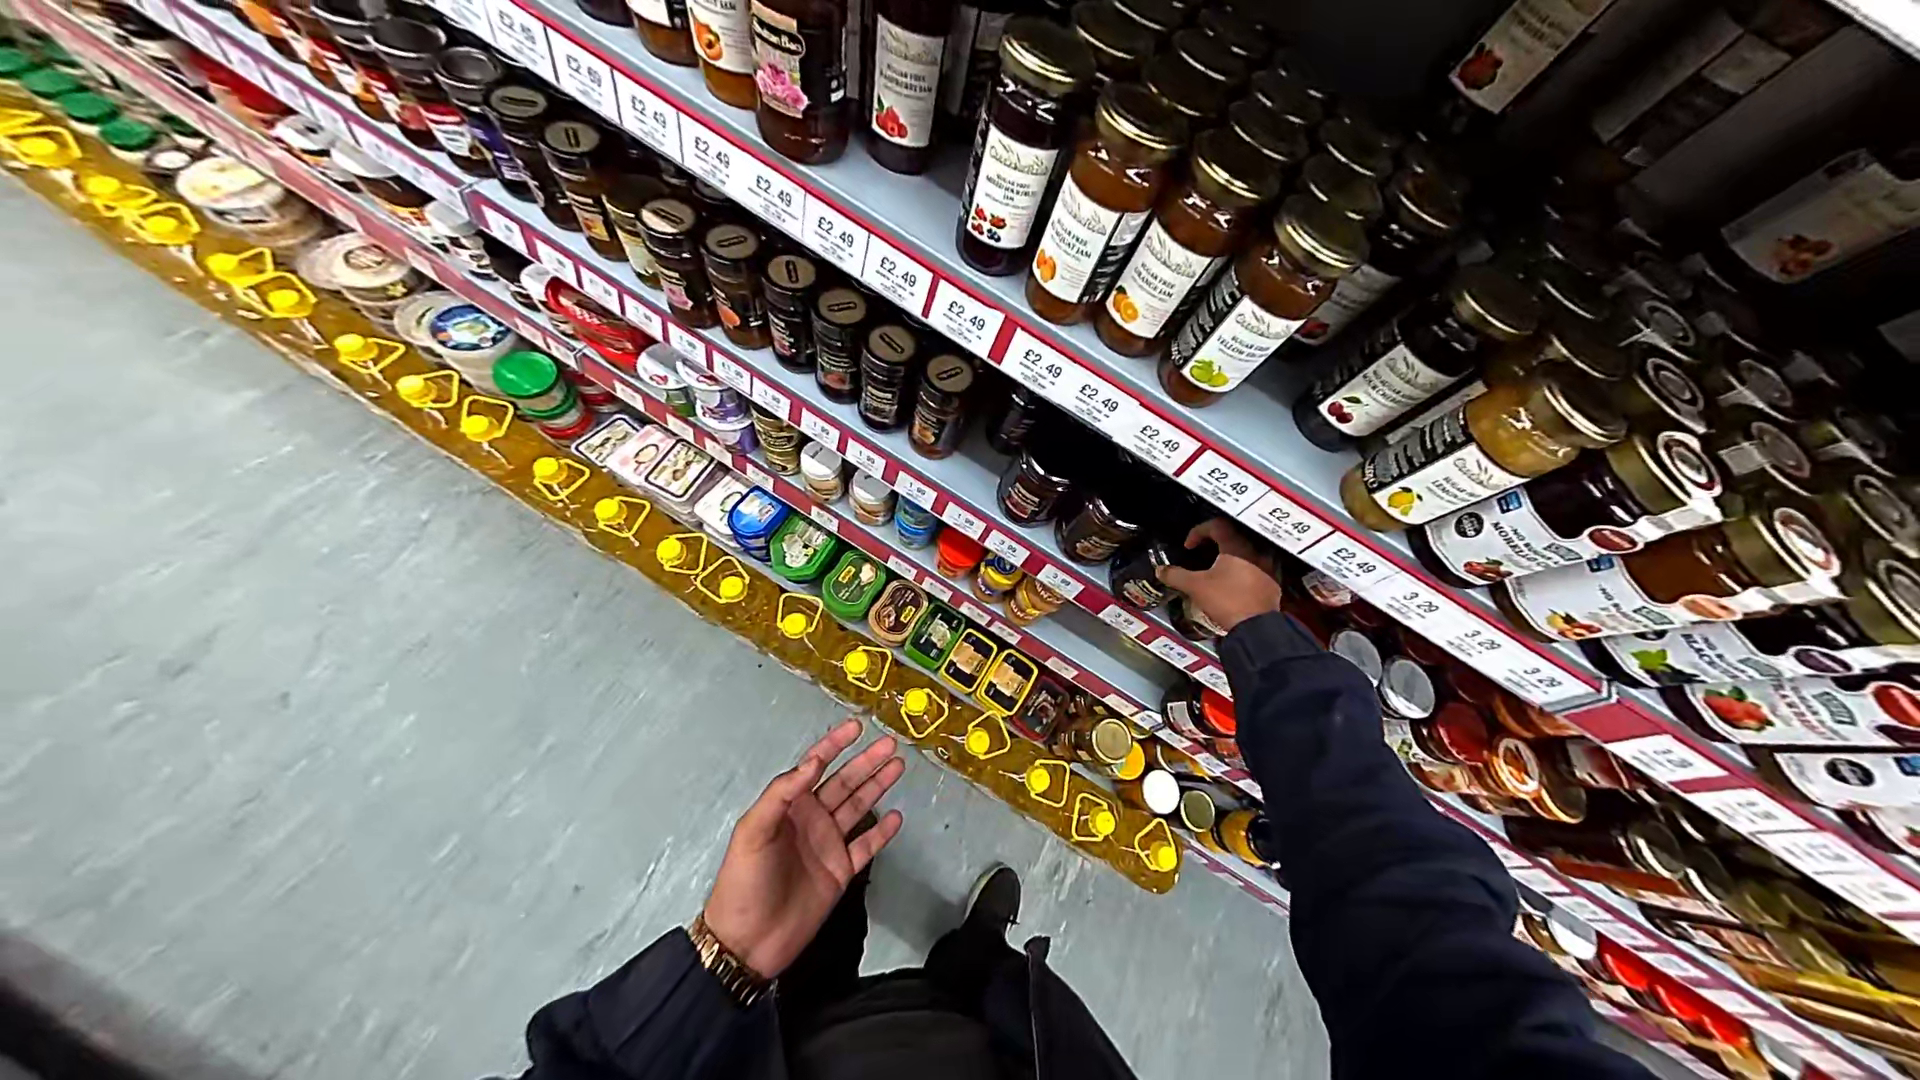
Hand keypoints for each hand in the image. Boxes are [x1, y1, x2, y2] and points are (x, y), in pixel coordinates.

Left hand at [702, 719, 904, 978]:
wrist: (747, 942)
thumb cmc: (744, 882)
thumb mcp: (753, 831)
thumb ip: (781, 793)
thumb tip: (813, 762)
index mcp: (790, 806)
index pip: (816, 765)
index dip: (835, 744)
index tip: (856, 726)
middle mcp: (812, 819)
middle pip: (845, 782)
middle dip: (867, 761)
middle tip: (890, 743)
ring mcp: (828, 844)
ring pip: (859, 806)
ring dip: (878, 785)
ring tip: (898, 766)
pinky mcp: (840, 871)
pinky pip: (866, 846)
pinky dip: (882, 832)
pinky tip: (897, 817)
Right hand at [1158, 519, 1281, 633]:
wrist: (1257, 627)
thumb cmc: (1225, 600)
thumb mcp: (1195, 587)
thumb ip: (1175, 575)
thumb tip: (1160, 570)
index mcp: (1236, 547)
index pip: (1217, 526)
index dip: (1198, 531)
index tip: (1188, 546)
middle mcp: (1256, 552)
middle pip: (1233, 536)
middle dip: (1214, 543)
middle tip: (1201, 554)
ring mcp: (1268, 568)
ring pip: (1246, 553)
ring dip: (1230, 557)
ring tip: (1217, 570)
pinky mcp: (1272, 584)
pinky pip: (1256, 569)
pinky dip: (1242, 571)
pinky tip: (1233, 585)